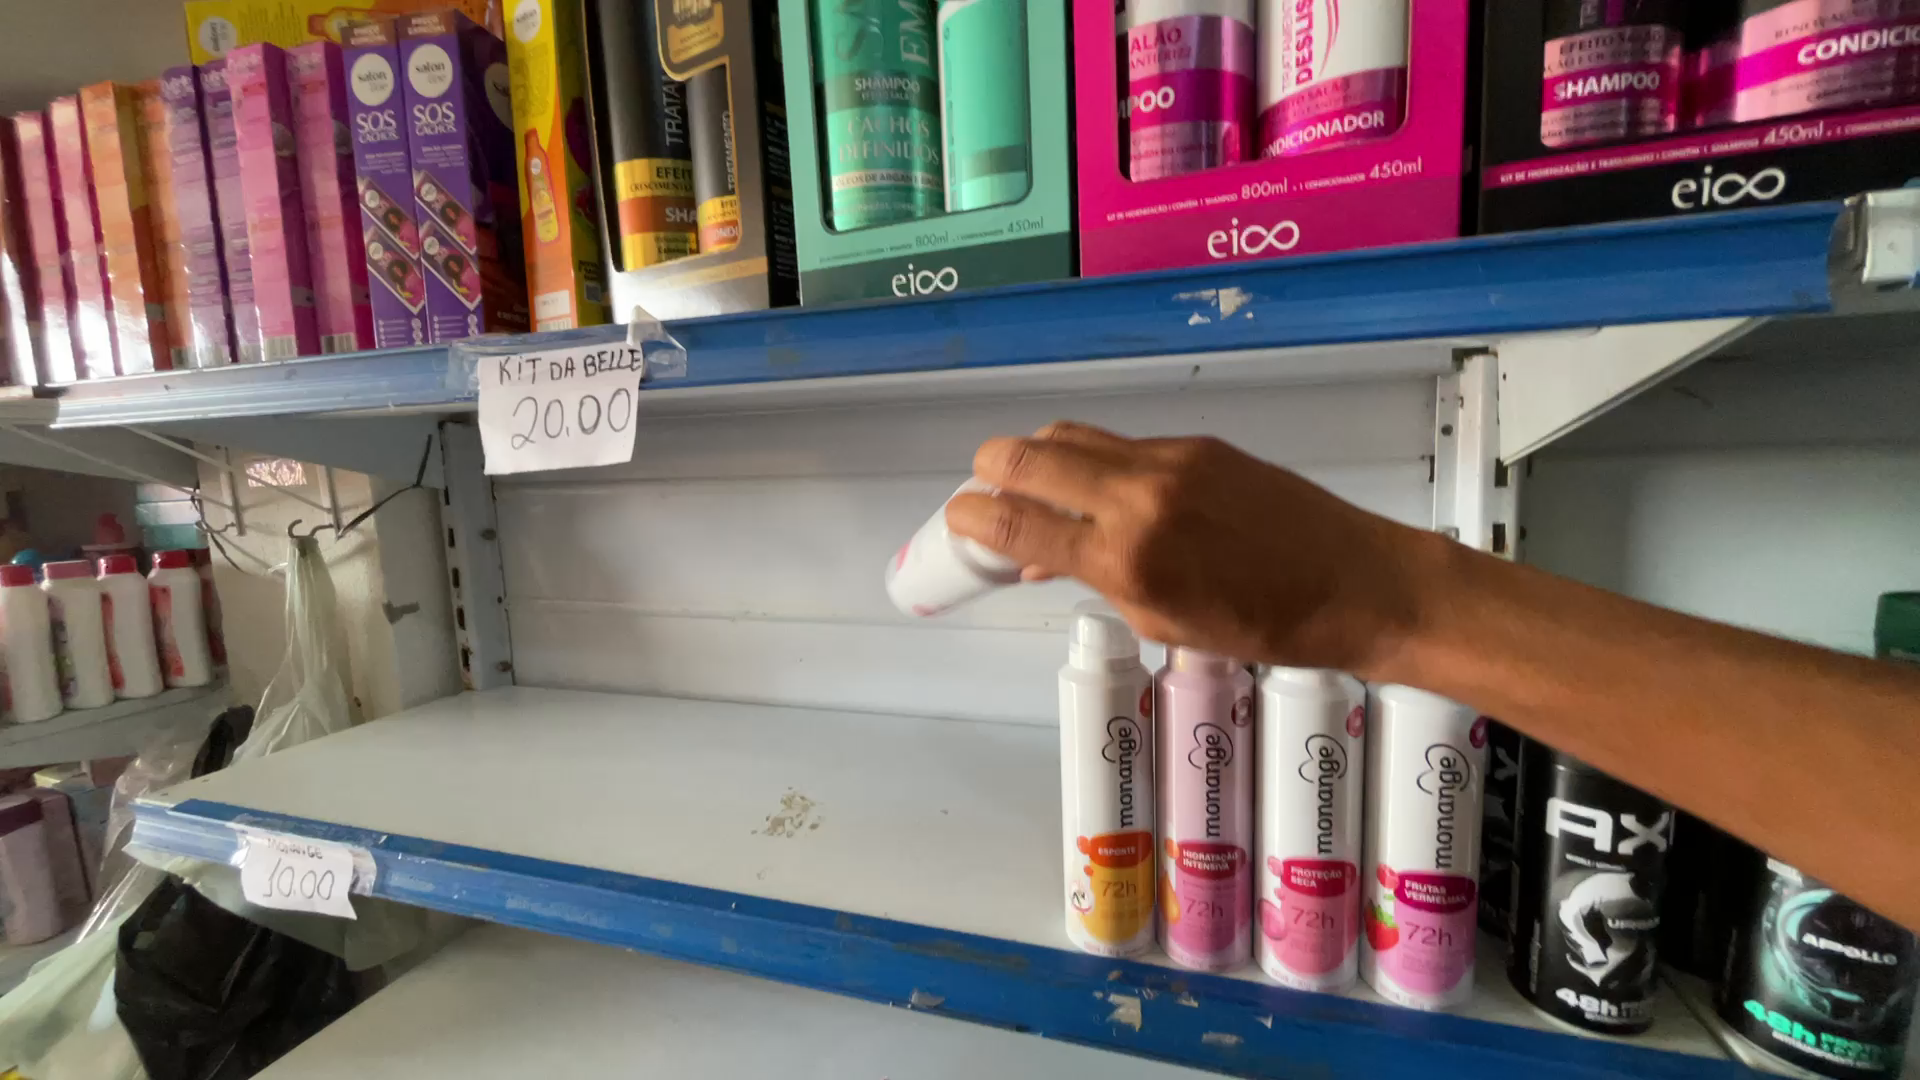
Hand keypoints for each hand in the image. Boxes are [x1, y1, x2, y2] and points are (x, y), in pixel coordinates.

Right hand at [944, 422, 1435, 675]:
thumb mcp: (1160, 621)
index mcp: (1125, 560)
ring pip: (1069, 435)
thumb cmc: (1260, 627)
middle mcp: (1136, 497)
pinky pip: (1119, 444)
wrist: (1356, 581)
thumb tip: (1036, 563)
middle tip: (985, 492)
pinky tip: (1103, 490)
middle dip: (989, 471)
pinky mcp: (1194, 443)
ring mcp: (1166, 460)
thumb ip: (1092, 580)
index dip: (971, 518)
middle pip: (1027, 457)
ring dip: (1036, 455)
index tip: (957, 520)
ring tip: (1035, 484)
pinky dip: (1091, 462)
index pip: (1018, 525)